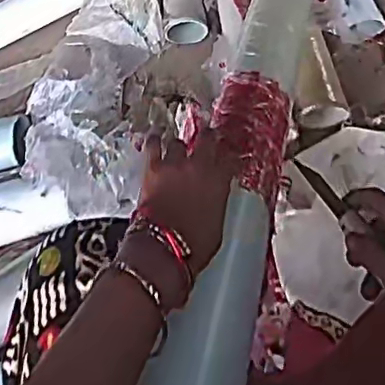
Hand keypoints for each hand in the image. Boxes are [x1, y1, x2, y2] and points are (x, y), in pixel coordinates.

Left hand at [136, 129, 235, 275]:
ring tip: (179, 150)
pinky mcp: (153, 167)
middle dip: (209, 137)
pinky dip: (155, 141)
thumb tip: (214, 199)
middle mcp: (198, 166)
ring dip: (180, 147)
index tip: (230, 157)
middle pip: (207, 139)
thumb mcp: (217, 225)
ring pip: (179, 142)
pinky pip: (154, 144)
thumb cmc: (194, 245)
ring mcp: (175, 164)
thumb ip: (217, 203)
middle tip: (209, 138)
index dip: (230, 157)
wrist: (165, 247)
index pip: (230, 160)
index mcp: (219, 182)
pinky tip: (156, 140)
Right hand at [342, 188, 384, 336]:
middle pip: (380, 221)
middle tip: (352, 258)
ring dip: (372, 260)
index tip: (339, 212)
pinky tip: (381, 293)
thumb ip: (366, 248)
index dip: (355, 199)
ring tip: (366, 286)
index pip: (375, 198)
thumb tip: (349, 228)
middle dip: (361, 237)